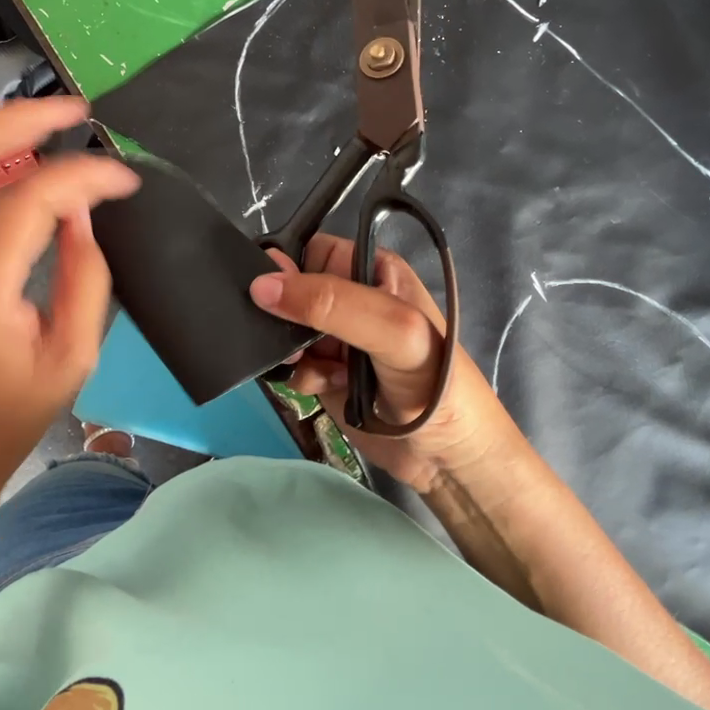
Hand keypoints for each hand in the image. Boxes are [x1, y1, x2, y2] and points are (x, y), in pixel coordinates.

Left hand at [0, 98, 140, 499]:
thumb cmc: (10, 416)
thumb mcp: (72, 355)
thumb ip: (84, 274)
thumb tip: (80, 209)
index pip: (34, 198)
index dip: (85, 177)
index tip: (126, 179)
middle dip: (24, 120)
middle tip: (76, 110)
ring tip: (41, 119)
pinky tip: (6, 154)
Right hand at [249, 235, 517, 493]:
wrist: (448, 458)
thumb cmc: (434, 384)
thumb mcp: (392, 330)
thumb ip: (330, 303)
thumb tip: (261, 287)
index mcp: (373, 270)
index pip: (312, 251)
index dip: (288, 268)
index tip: (270, 292)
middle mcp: (353, 298)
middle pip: (292, 289)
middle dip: (281, 313)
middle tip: (290, 336)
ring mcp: (337, 338)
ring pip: (285, 328)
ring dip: (287, 347)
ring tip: (307, 363)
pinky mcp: (326, 373)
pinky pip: (291, 362)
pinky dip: (297, 374)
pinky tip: (321, 385)